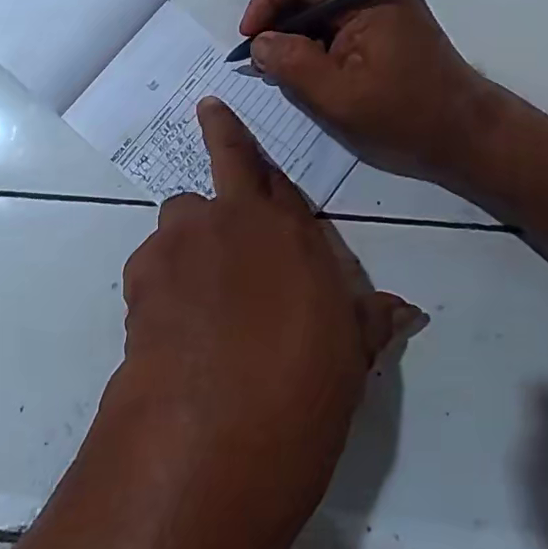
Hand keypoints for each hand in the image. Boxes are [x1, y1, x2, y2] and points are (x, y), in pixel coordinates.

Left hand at [103, 98, 420, 548]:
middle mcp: (233, 219)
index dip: (262, 161)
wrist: (213, 425)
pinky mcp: (142, 268)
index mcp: (289, 232)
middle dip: (220, 134)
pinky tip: (171, 319)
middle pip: (225, 162)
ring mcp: (182, 239)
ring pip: (181, 213)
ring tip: (199, 283)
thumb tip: (405, 310)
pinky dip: (162, 274)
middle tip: (212, 123)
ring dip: (191, 233)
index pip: (277, 177)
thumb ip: (369, 320)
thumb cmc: (301, 388)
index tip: (242, 139)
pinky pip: (153, 257)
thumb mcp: (349, 356)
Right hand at [242, 0, 535, 194]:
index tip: (252, 38)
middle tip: (262, 58)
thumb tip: (259, 43)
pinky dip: (314, 43)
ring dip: (294, 33)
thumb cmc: (407, 117)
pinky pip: (336, 23)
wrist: (469, 138)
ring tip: (282, 70)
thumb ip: (291, 64)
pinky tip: (308, 74)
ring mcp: (382, 8)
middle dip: (277, 18)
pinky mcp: (384, 28)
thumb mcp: (337, 96)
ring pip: (319, 6)